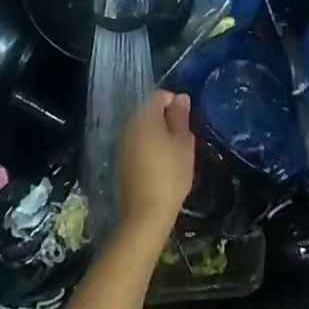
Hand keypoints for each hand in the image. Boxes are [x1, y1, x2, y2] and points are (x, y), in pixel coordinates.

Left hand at [114, 90, 195, 237]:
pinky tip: (160, 166)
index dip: (176, 102)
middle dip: (167, 119)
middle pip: (149, 111)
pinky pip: (136, 144)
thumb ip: (181, 117)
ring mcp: (122, 142)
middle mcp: (129, 124)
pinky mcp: (120, 160)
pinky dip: (149, 148)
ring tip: (175, 154)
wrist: (145, 213)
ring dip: (158, 134)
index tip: (188, 121)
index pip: (160, 95)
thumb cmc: (170, 175)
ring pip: (143, 129)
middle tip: (184, 140)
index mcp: (145, 116)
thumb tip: (180, 97)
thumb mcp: (183, 145)